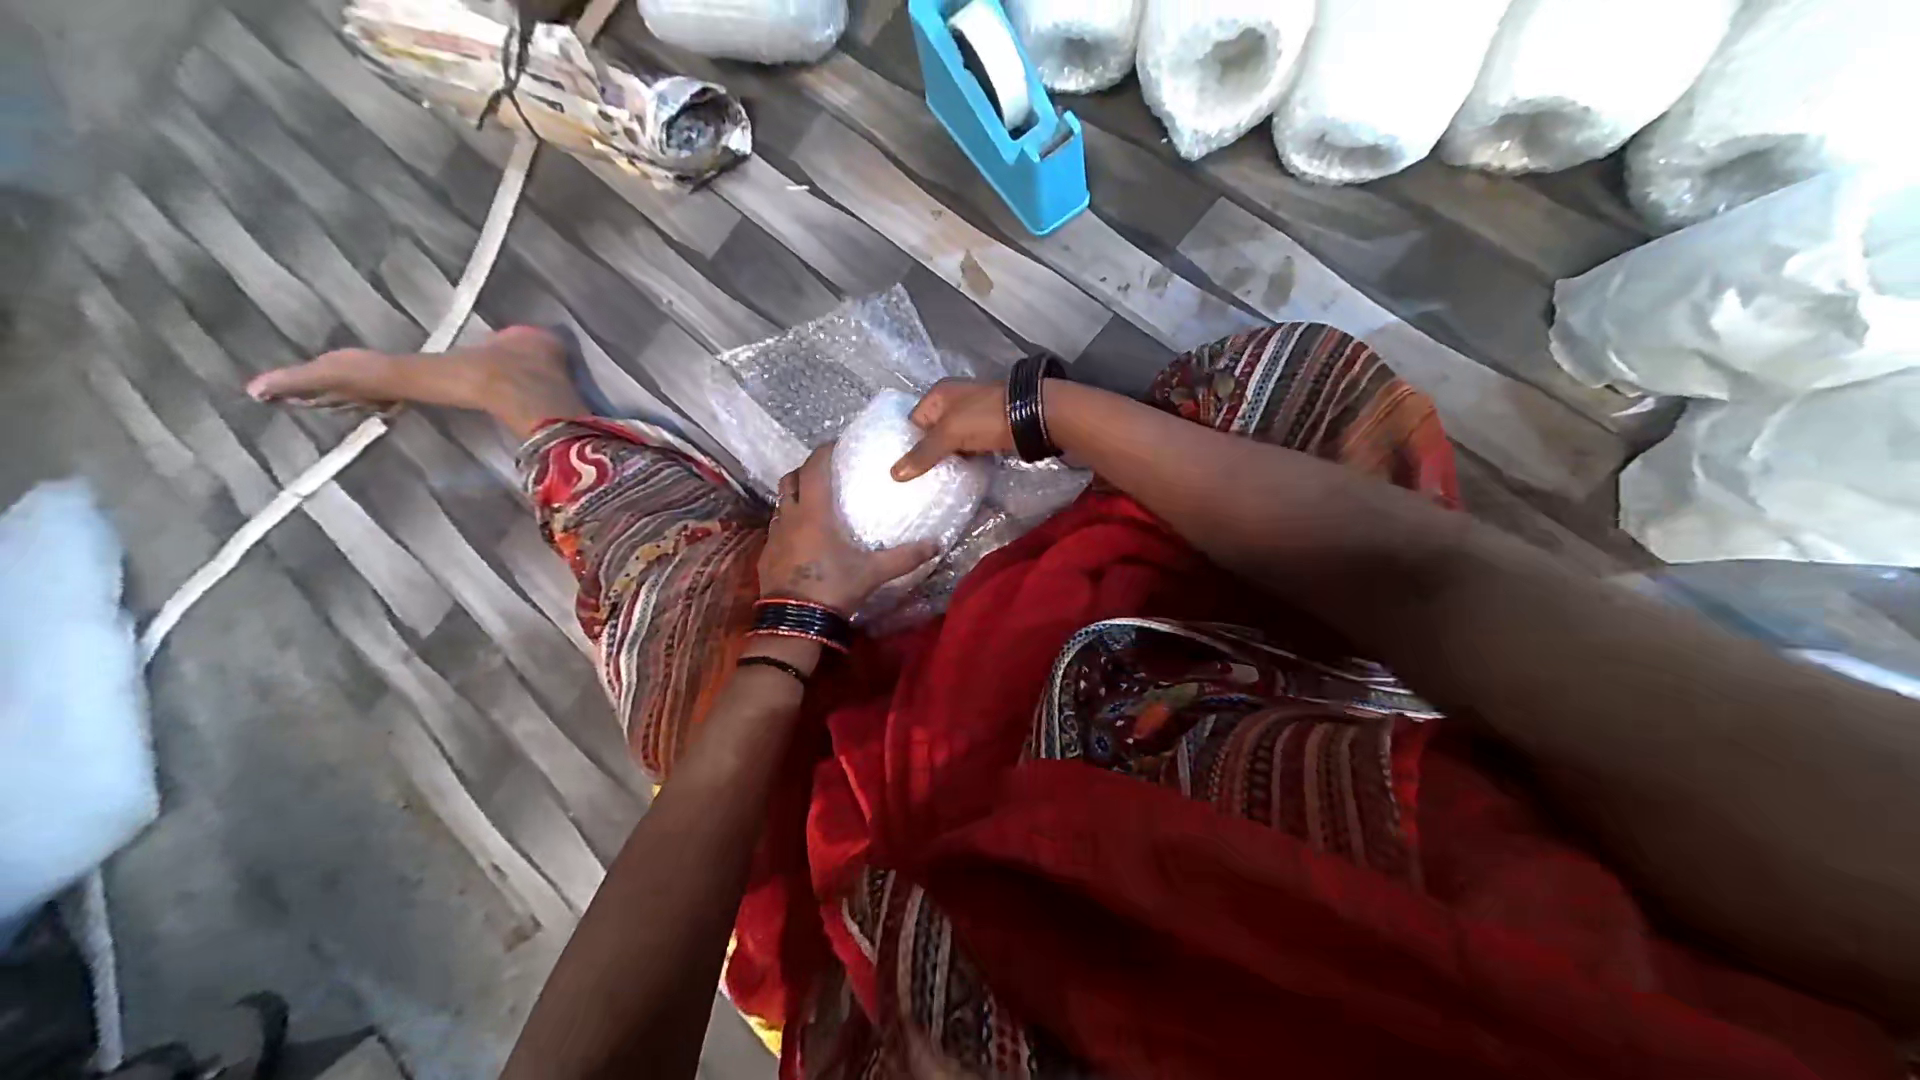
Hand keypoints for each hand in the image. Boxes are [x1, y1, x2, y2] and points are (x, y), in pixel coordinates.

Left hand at [759, 445, 938, 611]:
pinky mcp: (765, 554)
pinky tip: (801, 537)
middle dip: (804, 470)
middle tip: (823, 472)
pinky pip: (776, 528)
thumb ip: (905, 557)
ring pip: (780, 503)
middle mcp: (790, 516)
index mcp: (815, 512)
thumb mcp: (874, 572)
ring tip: (813, 503)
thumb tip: (937, 545)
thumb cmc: (834, 587)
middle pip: (790, 479)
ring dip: (793, 496)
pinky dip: (788, 523)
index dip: (823, 452)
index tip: (836, 445)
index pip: (814, 468)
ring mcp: (774, 535)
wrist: (795, 621)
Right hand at [889, 378, 1012, 481]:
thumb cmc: (984, 418)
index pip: (913, 422)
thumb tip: (894, 474)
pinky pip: (968, 450)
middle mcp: (953, 403)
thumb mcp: (950, 433)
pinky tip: (958, 477)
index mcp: (939, 395)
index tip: (904, 468)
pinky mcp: (988, 432)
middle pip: (932, 434)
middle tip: (918, 480)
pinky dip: (963, 462)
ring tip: (935, 483)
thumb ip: (923, 453)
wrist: (1032, 416)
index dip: (908, 444)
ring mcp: (972, 418)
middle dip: (927, 455)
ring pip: (951, 443)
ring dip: (947, 460)